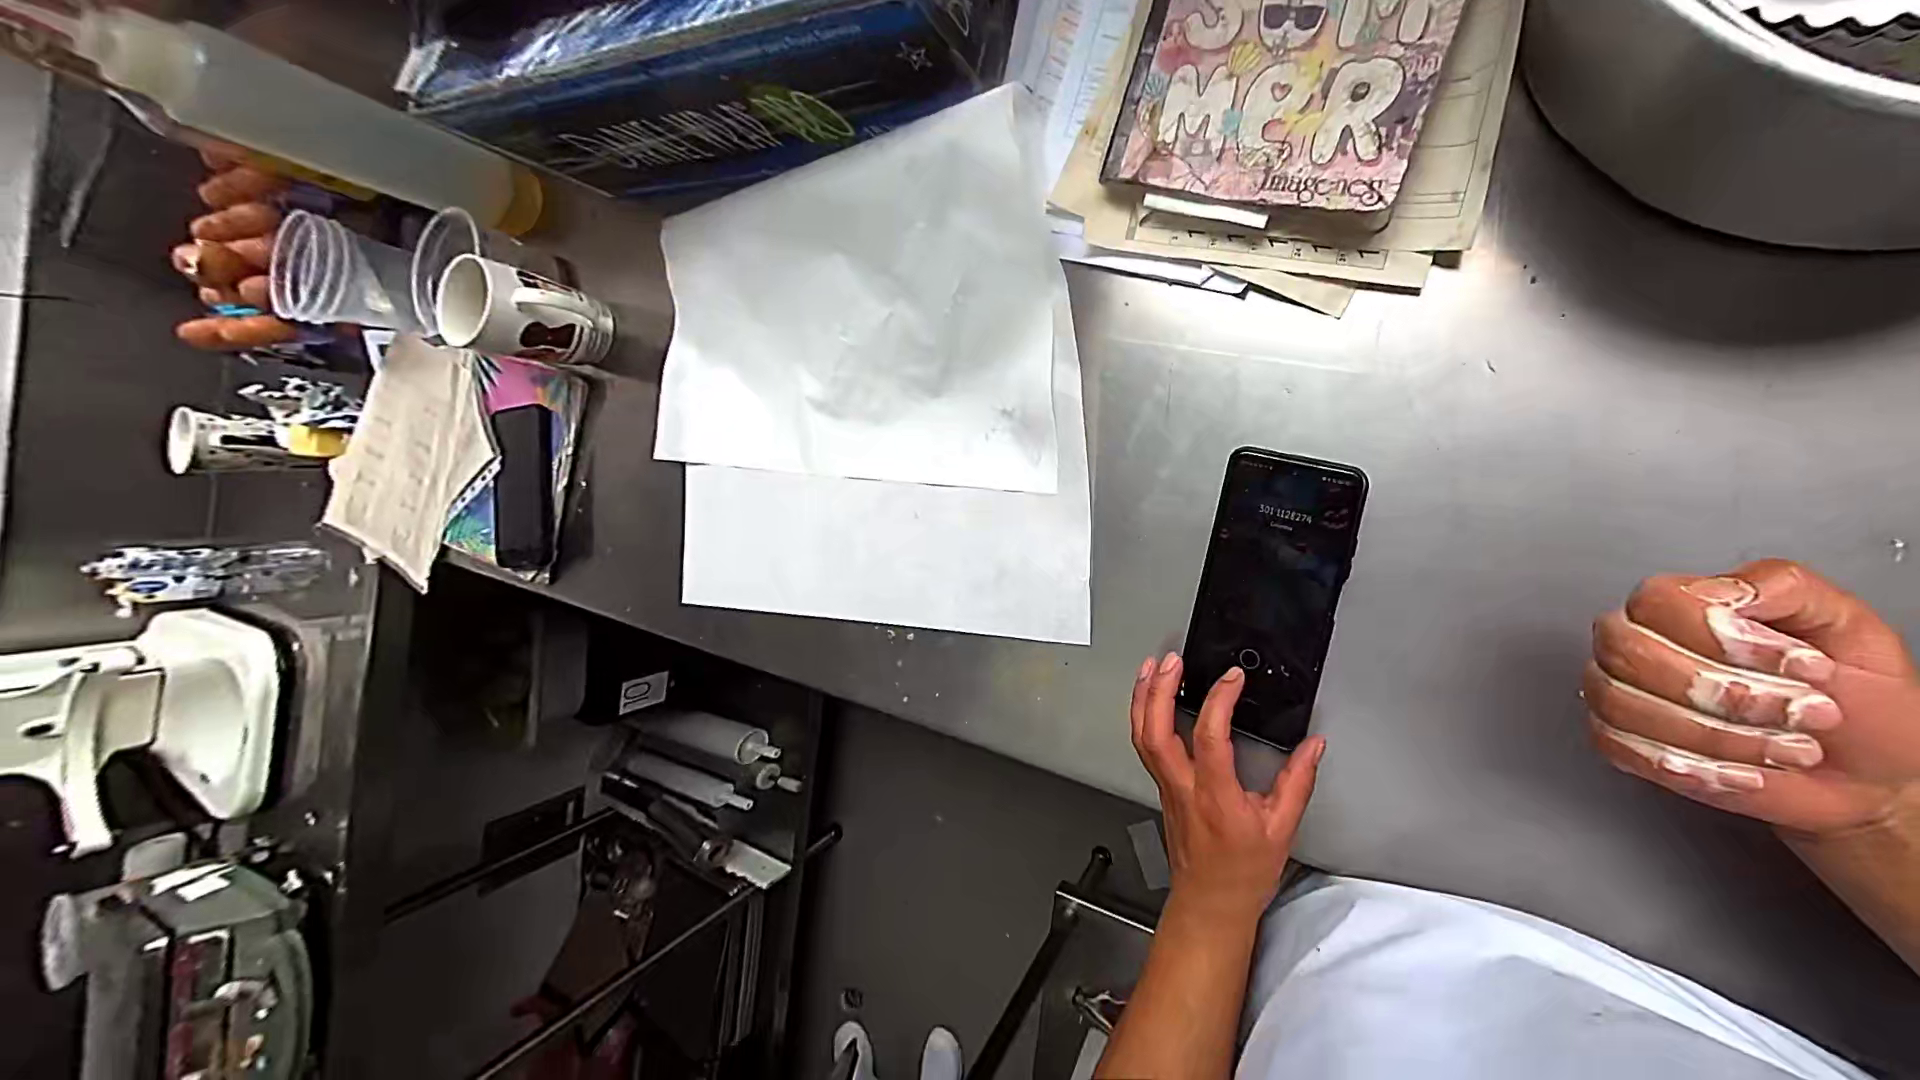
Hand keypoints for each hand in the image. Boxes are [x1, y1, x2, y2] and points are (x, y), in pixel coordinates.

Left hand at [1129, 652, 1324, 919]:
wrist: (1210, 900)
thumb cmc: (1241, 871)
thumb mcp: (1281, 828)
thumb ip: (1297, 782)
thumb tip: (1312, 747)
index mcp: (1216, 797)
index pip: (1210, 738)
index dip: (1219, 702)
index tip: (1232, 678)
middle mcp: (1183, 787)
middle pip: (1157, 731)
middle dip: (1160, 690)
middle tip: (1172, 661)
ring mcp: (1166, 785)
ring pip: (1142, 735)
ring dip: (1143, 697)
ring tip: (1151, 667)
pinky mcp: (1160, 785)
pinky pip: (1143, 743)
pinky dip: (1141, 714)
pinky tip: (1147, 698)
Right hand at [1586, 559, 1919, 835]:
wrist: (1866, 775)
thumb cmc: (1858, 704)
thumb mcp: (1848, 627)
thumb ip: (1786, 588)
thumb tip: (1730, 588)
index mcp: (1673, 608)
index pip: (1654, 601)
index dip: (1723, 636)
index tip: (1805, 666)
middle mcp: (1630, 644)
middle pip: (1631, 655)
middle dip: (1731, 694)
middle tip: (1806, 711)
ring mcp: (1613, 691)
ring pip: (1625, 705)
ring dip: (1723, 738)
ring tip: (1787, 747)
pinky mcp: (1613, 738)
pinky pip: (1623, 747)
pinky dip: (1696, 767)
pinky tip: (1743, 769)